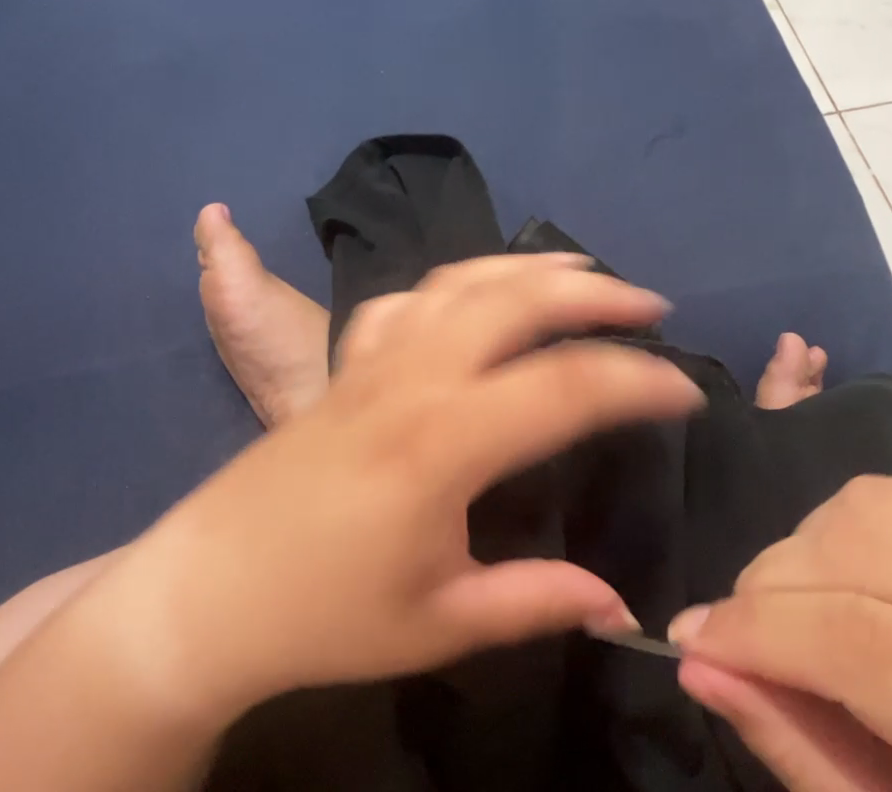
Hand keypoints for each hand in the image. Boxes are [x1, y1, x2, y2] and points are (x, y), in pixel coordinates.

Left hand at [130, 254, 703, 715]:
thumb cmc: (322, 616)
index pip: (564, 388)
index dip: (637, 383)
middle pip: (513, 302)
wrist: (205, 596)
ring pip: (459, 283)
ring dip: (528, 268)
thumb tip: (618, 604)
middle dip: (593, 295)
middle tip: (650, 307)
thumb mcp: (439, 624)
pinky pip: (407, 300)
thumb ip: (535, 601)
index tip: (686, 392)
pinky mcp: (342, 367)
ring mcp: (371, 363)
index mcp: (441, 444)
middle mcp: (410, 381)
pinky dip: (457, 284)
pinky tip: (481, 296)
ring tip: (583, 272)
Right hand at [667, 473, 891, 791]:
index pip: (868, 645)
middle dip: (770, 586)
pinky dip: (847, 521)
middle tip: (741, 629)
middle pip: (865, 558)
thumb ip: (791, 742)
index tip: (693, 639)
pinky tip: (851, 569)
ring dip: (805, 548)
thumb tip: (694, 659)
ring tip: (799, 603)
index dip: (761, 632)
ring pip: (876, 508)